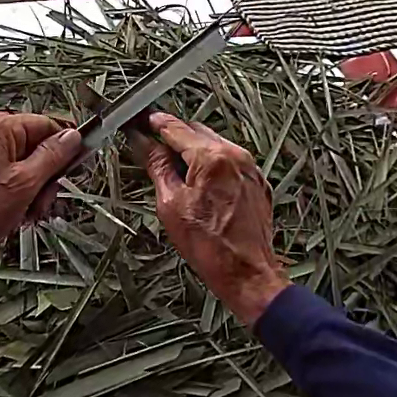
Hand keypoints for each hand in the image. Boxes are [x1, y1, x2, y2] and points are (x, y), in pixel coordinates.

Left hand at [0, 111, 82, 281]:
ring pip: (26, 168)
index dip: (67, 147)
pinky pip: (10, 180)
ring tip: (25, 212)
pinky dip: (18, 198)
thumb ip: (53, 156)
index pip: (48, 124)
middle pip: (37, 148)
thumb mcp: (25, 183)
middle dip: (46, 178)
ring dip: (33, 193)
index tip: (79, 163)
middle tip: (42, 199)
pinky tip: (13, 215)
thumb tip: (72, 137)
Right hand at [134, 111, 288, 324]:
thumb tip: (144, 145)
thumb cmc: (211, 246)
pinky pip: (229, 161)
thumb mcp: (170, 204)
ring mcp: (249, 168)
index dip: (154, 123)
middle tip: (153, 150)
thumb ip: (157, 167)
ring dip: (194, 151)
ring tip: (176, 174)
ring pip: (214, 144)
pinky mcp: (256, 182)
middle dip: (174, 138)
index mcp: (211, 158)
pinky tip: (199, 186)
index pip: (175, 128)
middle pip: (196, 131)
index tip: (141, 123)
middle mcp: (235, 156)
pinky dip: (212, 165)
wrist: (246, 273)